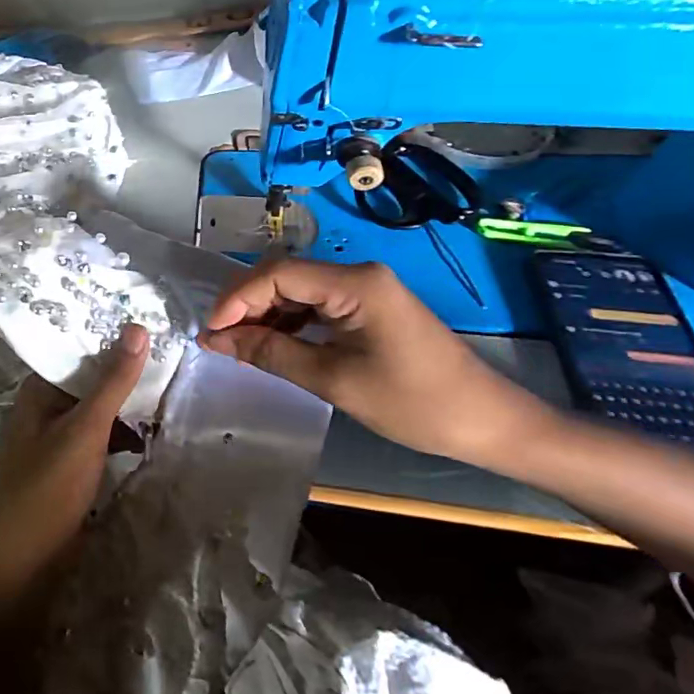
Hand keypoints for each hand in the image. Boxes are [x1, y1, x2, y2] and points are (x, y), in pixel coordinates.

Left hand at [0, 323, 149, 617]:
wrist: (16, 576)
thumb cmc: (45, 493)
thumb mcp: (85, 431)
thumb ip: (113, 382)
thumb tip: (138, 326)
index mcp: (38, 392)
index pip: (77, 348)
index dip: (110, 334)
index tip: (151, 320)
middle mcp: (44, 410)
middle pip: (89, 378)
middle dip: (125, 370)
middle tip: (171, 355)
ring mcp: (55, 441)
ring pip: (97, 409)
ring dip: (126, 403)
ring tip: (167, 391)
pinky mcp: (68, 469)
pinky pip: (99, 437)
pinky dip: (121, 434)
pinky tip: (146, 438)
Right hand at [199, 258, 559, 462]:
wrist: (484, 420)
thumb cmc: (413, 403)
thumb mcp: (335, 380)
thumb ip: (273, 353)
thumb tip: (219, 340)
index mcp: (354, 282)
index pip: (278, 273)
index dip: (237, 298)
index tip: (210, 331)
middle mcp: (358, 273)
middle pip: (287, 276)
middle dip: (248, 305)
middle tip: (219, 341)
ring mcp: (367, 288)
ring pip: (301, 290)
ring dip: (268, 314)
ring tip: (239, 346)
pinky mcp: (371, 305)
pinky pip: (320, 304)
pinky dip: (293, 322)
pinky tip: (275, 344)